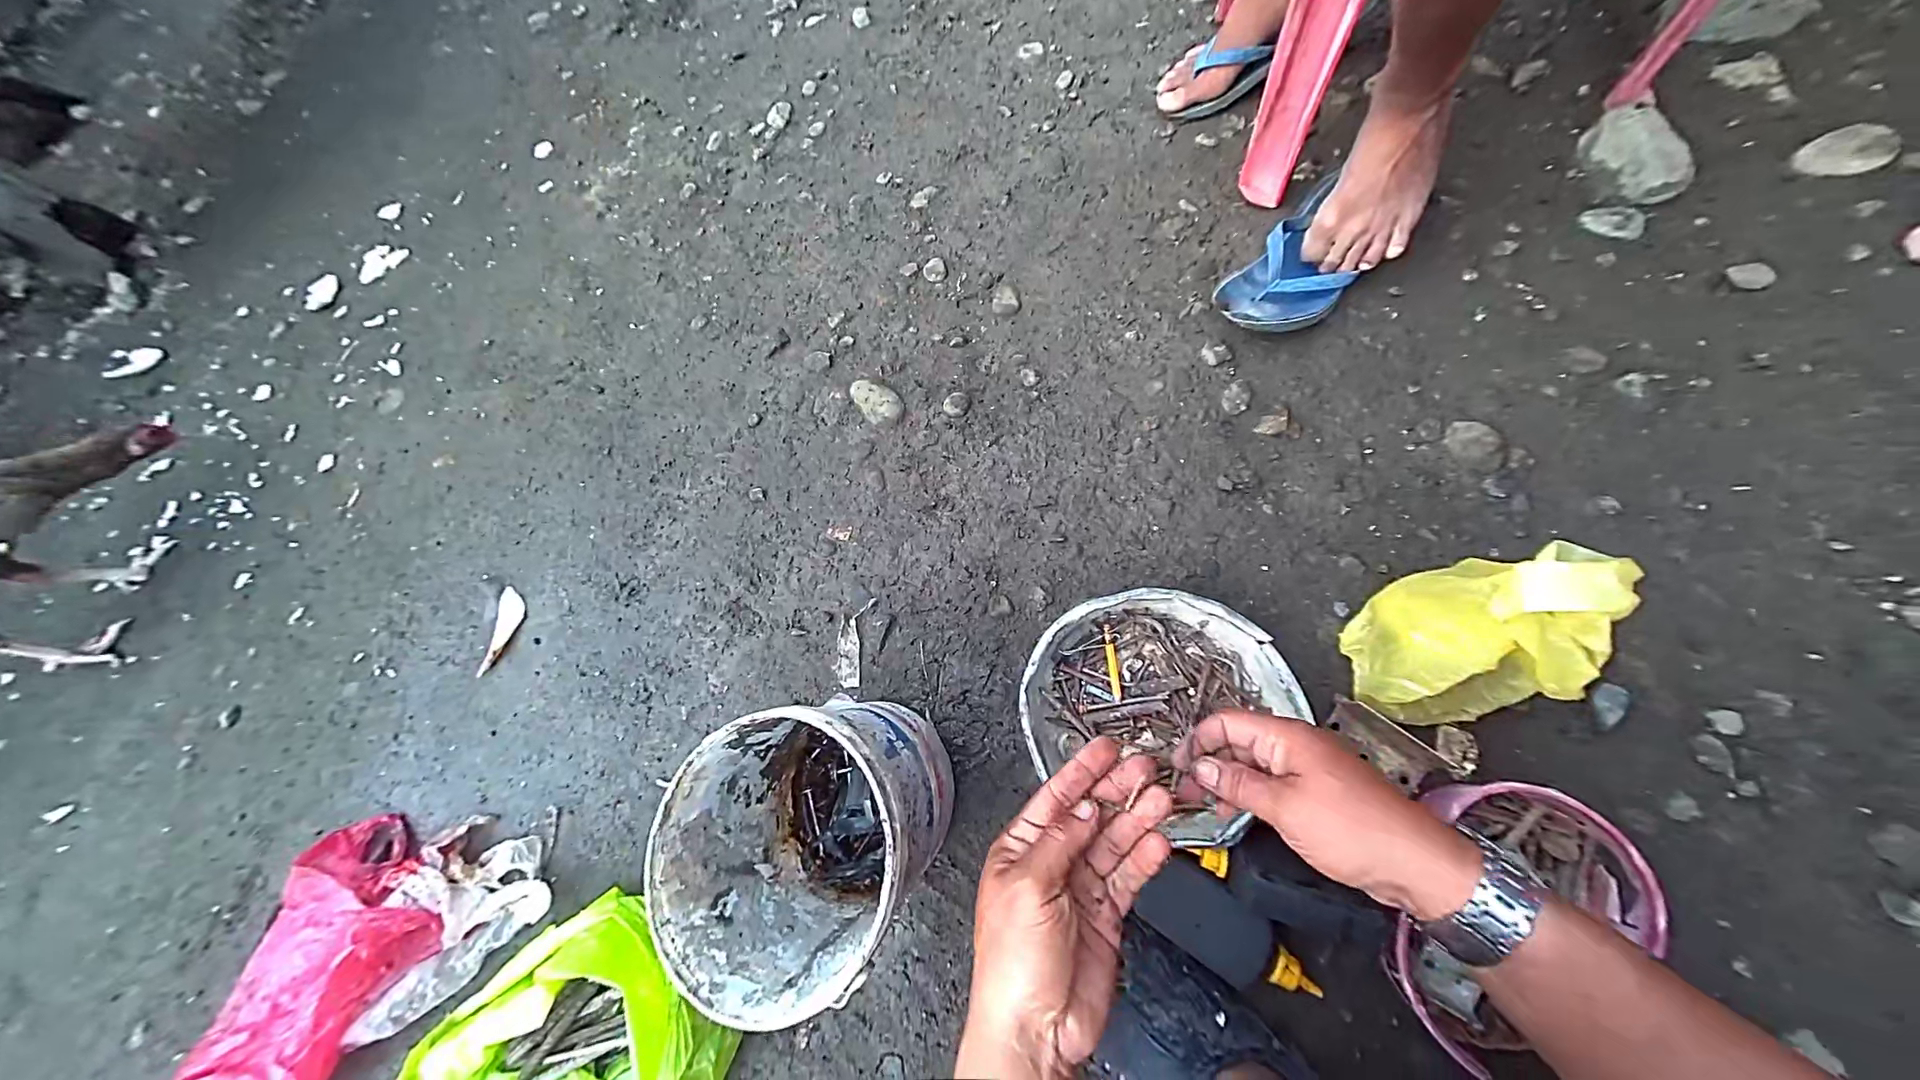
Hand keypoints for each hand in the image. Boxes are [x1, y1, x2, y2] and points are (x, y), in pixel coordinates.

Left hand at [955, 738, 1173, 1079]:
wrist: (1035, 1029)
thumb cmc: (1010, 966)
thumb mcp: (1026, 888)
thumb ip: (1058, 843)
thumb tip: (1083, 809)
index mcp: (1020, 849)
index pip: (1056, 798)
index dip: (1081, 771)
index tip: (1104, 750)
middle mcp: (1051, 863)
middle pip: (1090, 814)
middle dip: (1117, 789)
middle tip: (1143, 768)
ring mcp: (1080, 887)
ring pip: (1114, 841)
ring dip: (1137, 818)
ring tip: (1160, 797)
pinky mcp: (1105, 913)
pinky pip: (1128, 875)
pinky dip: (1144, 857)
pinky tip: (1157, 841)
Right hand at [1173, 710, 1479, 920]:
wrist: (1416, 865)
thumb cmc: (1357, 831)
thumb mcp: (1284, 808)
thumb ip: (1238, 785)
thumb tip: (1203, 768)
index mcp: (1288, 737)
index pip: (1227, 722)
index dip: (1198, 740)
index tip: (1180, 764)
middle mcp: (1297, 745)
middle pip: (1238, 741)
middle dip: (1210, 762)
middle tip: (1189, 790)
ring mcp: (1308, 768)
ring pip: (1253, 764)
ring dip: (1229, 781)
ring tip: (1209, 806)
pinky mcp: (1316, 791)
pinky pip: (1272, 783)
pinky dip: (1251, 794)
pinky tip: (1240, 813)